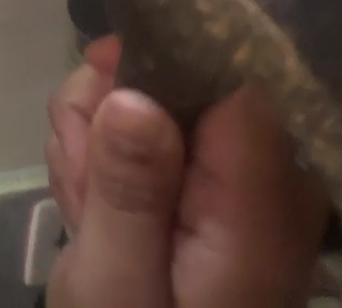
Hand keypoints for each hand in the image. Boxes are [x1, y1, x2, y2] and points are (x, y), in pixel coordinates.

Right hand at [46, 36, 329, 307]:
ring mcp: (229, 188)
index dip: (166, 58)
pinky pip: (138, 127)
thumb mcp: (115, 283)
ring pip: (151, 99)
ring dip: (95, 128)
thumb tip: (134, 97)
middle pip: (187, 86)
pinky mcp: (197, 186)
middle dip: (112, 102)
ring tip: (82, 193)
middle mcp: (262, 191)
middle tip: (79, 162)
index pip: (244, 89)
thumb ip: (129, 194)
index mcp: (258, 216)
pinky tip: (88, 194)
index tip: (99, 69)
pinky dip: (98, 147)